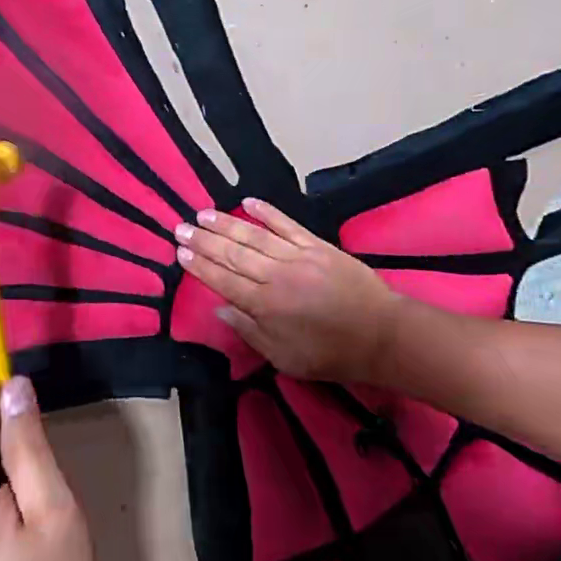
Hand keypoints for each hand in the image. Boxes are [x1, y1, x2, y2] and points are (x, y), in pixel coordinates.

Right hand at [175, 198, 407, 383]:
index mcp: (265, 307)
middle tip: (180, 227)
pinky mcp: (317, 246)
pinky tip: (247, 202)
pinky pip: (287, 224)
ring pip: (254, 236)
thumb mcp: (285, 358)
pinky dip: (267, 212)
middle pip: (232, 254)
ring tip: (203, 213)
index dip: (200, 265)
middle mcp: (276, 276)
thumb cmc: (331, 354)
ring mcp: (297, 257)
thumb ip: (251, 332)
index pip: (223, 280)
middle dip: (204, 240)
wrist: (381, 335)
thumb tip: (221, 308)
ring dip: (226, 223)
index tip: (180, 252)